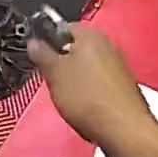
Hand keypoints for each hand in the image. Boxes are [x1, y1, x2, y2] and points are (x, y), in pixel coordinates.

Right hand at [28, 24, 153, 151]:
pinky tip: (85, 108)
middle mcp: (108, 45)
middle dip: (62, 65)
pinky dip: (91, 93)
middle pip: (76, 49)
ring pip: (87, 68)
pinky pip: (100, 84)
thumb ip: (42, 54)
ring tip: (70, 99)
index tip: (40, 55)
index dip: (48, 41)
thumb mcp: (54, 74)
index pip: (64, 27)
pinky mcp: (123, 86)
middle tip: (53, 80)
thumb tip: (34, 43)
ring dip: (76, 81)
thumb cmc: (89, 98)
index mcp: (91, 35)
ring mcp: (118, 65)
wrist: (122, 128)